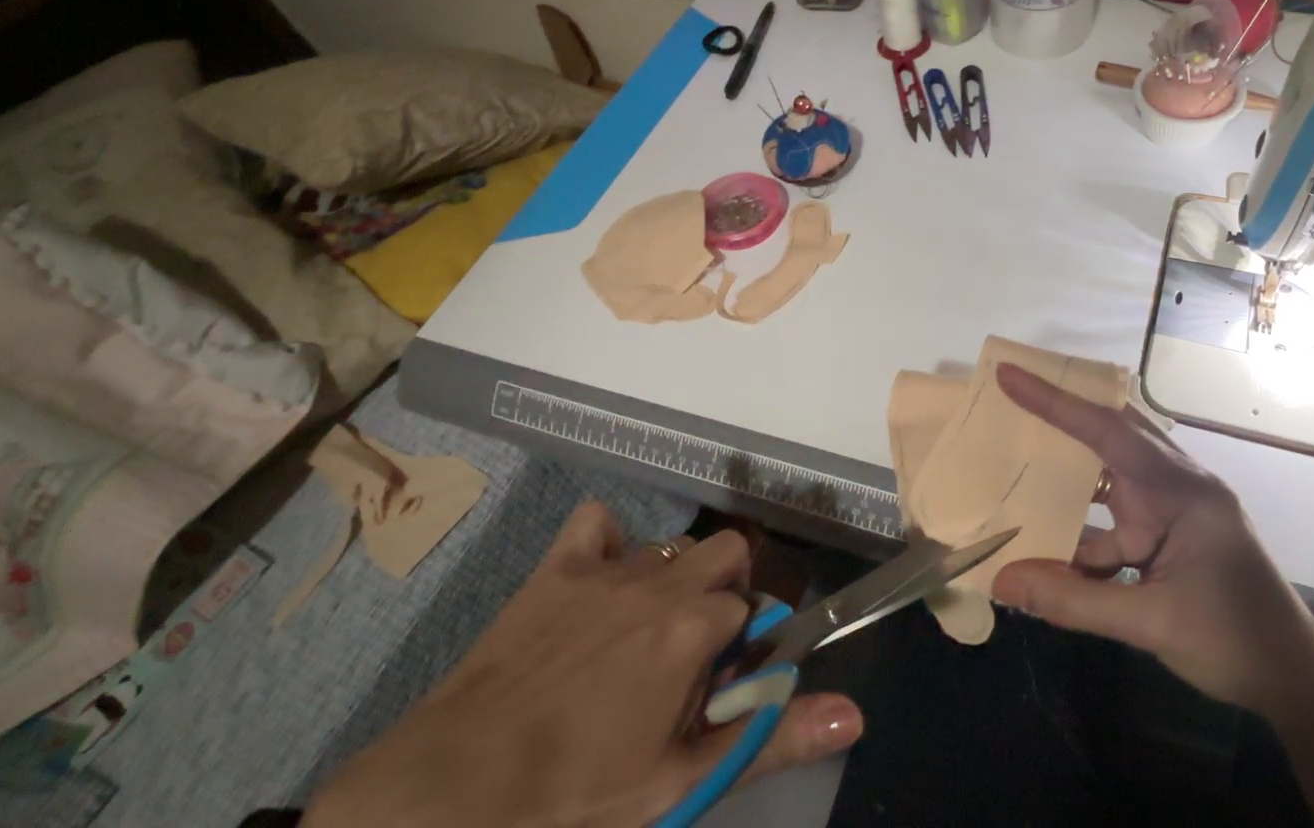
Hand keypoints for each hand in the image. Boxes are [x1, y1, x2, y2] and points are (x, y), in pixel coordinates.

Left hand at [305, 503, 861, 827]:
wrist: (457, 784)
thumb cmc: (577, 789)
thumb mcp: (682, 775)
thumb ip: (772, 736)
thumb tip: (857, 712)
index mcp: (695, 628)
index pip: (753, 610)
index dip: (748, 644)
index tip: (727, 679)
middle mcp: (660, 583)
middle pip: (727, 553)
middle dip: (726, 591)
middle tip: (696, 650)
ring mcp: (606, 570)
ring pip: (671, 546)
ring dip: (675, 577)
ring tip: (646, 632)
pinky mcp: (557, 568)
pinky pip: (598, 523)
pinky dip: (610, 543)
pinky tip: (601, 583)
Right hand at [989, 364, 1313, 716]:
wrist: (1293, 680)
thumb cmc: (1235, 640)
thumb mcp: (1151, 622)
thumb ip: (1073, 600)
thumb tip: (1002, 580)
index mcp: (1183, 491)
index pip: (1109, 431)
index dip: (1055, 402)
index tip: (1009, 374)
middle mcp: (1176, 488)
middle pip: (1111, 437)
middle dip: (1061, 417)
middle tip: (1008, 398)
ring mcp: (1171, 514)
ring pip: (1107, 483)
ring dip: (1066, 482)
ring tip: (1014, 466)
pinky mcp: (1165, 541)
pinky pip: (1111, 526)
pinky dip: (1079, 538)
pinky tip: (1044, 554)